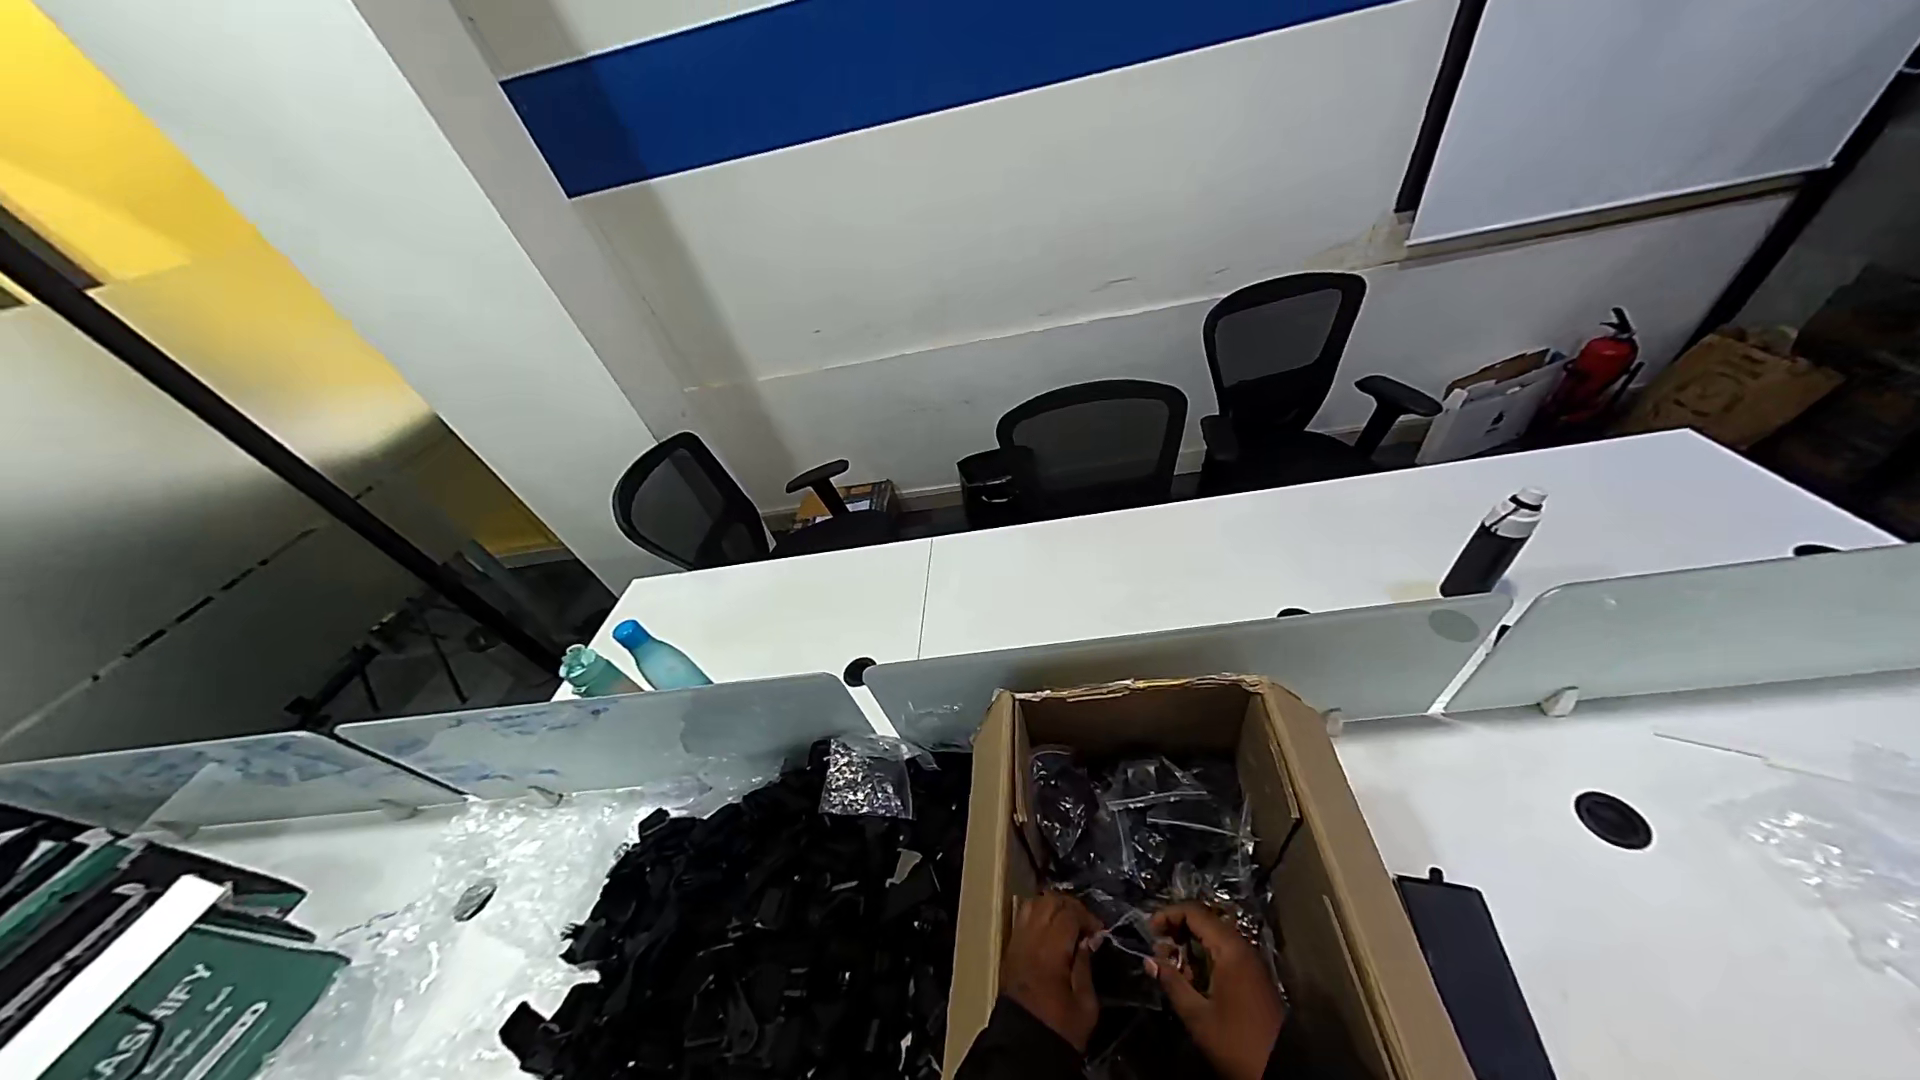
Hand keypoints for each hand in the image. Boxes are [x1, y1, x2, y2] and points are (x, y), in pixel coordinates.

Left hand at [1001, 891, 1103, 1051]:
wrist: (1024, 1046)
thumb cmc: (1060, 1028)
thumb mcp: (1085, 1004)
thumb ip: (1086, 965)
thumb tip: (1088, 939)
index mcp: (1050, 950)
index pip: (1068, 913)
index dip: (1087, 916)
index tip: (1099, 931)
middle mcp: (1030, 938)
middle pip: (1049, 900)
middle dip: (1071, 906)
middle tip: (1085, 923)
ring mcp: (1016, 940)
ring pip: (1033, 903)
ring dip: (1052, 906)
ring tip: (1068, 922)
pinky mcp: (1010, 947)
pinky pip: (1023, 916)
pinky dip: (1038, 913)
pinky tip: (1051, 929)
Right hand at [1146, 902, 1284, 1079]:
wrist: (1283, 1073)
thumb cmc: (1237, 1042)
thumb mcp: (1198, 1015)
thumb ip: (1172, 982)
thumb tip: (1150, 960)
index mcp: (1230, 949)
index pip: (1195, 912)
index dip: (1168, 915)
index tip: (1149, 930)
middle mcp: (1242, 948)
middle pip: (1205, 922)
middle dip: (1177, 931)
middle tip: (1158, 950)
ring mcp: (1250, 963)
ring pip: (1214, 939)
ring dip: (1190, 947)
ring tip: (1172, 967)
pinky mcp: (1253, 978)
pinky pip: (1224, 954)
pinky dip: (1204, 958)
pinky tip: (1192, 980)